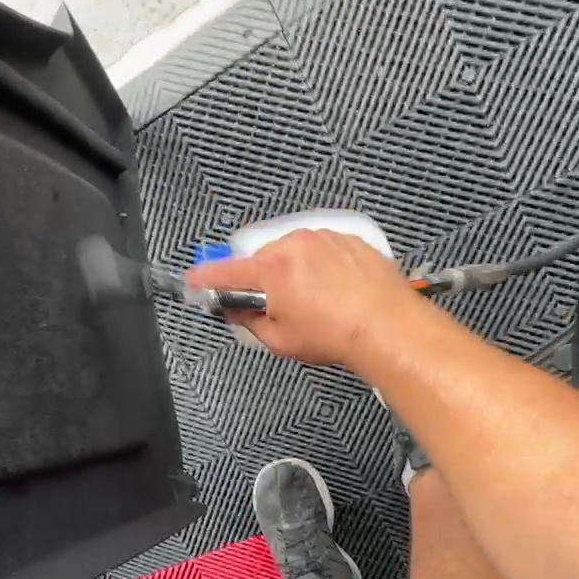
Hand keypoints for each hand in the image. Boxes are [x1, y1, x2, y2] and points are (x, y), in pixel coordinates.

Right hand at [184, 229, 426, 367]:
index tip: (192, 280)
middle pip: (259, 260)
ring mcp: (324, 239)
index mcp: (272, 269)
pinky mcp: (347, 239)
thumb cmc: (337, 333)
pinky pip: (319, 250)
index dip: (204, 278)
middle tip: (271, 307)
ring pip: (290, 253)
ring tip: (308, 303)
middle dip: (259, 282)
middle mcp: (296, 245)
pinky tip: (328, 293)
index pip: (224, 271)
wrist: (385, 326)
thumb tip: (236, 311)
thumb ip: (248, 321)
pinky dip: (317, 267)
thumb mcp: (279, 339)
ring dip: (290, 273)